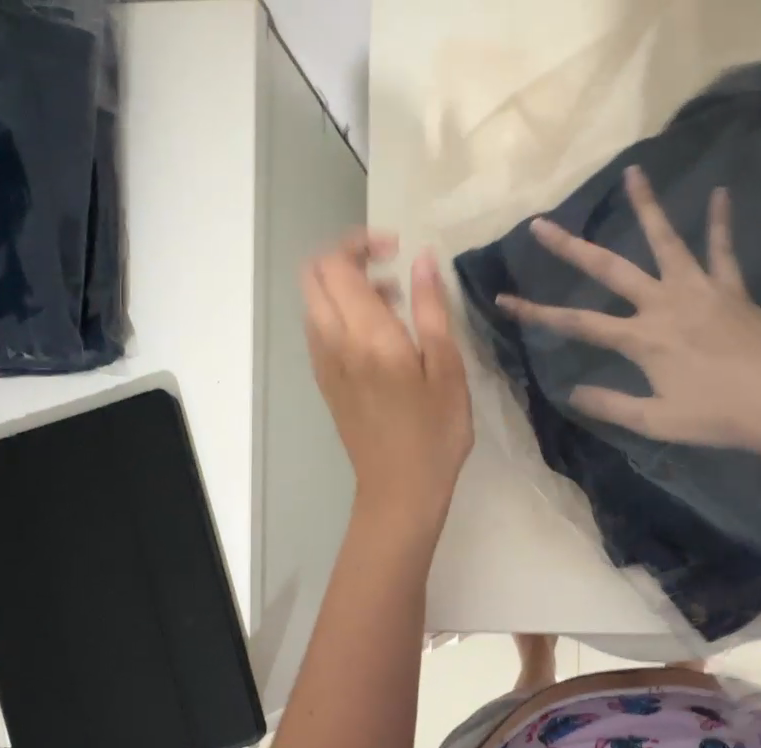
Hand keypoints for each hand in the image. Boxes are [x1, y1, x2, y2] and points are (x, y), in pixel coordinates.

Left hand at [303, 230, 472, 527]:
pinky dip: (341, 314)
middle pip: (314, 274)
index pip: (338, 263)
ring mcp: (324, 363)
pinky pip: (320, 328)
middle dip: (347, 259)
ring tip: (394, 307)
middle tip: (392, 271)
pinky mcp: (326, 382)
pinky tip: (380, 338)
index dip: (362, 242)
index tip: (399, 248)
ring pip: (314, 301)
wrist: (400, 491)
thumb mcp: (447, 370)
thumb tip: (423, 260)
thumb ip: (432, 310)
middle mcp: (334, 341)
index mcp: (367, 334)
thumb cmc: (435, 434)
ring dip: (345, 288)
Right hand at [495, 166, 760, 450]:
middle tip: (541, 224)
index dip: (537, 313)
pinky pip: (723, 250)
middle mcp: (664, 304)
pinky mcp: (731, 290)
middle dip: (571, 248)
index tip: (504, 300)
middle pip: (610, 269)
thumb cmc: (717, 417)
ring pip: (666, 241)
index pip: (579, 324)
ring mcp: (700, 290)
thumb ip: (612, 405)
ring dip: (647, 207)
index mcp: (642, 339)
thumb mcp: (657, 421)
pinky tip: (722, 193)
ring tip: (633, 171)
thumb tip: (571, 392)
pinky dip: (721, 223)